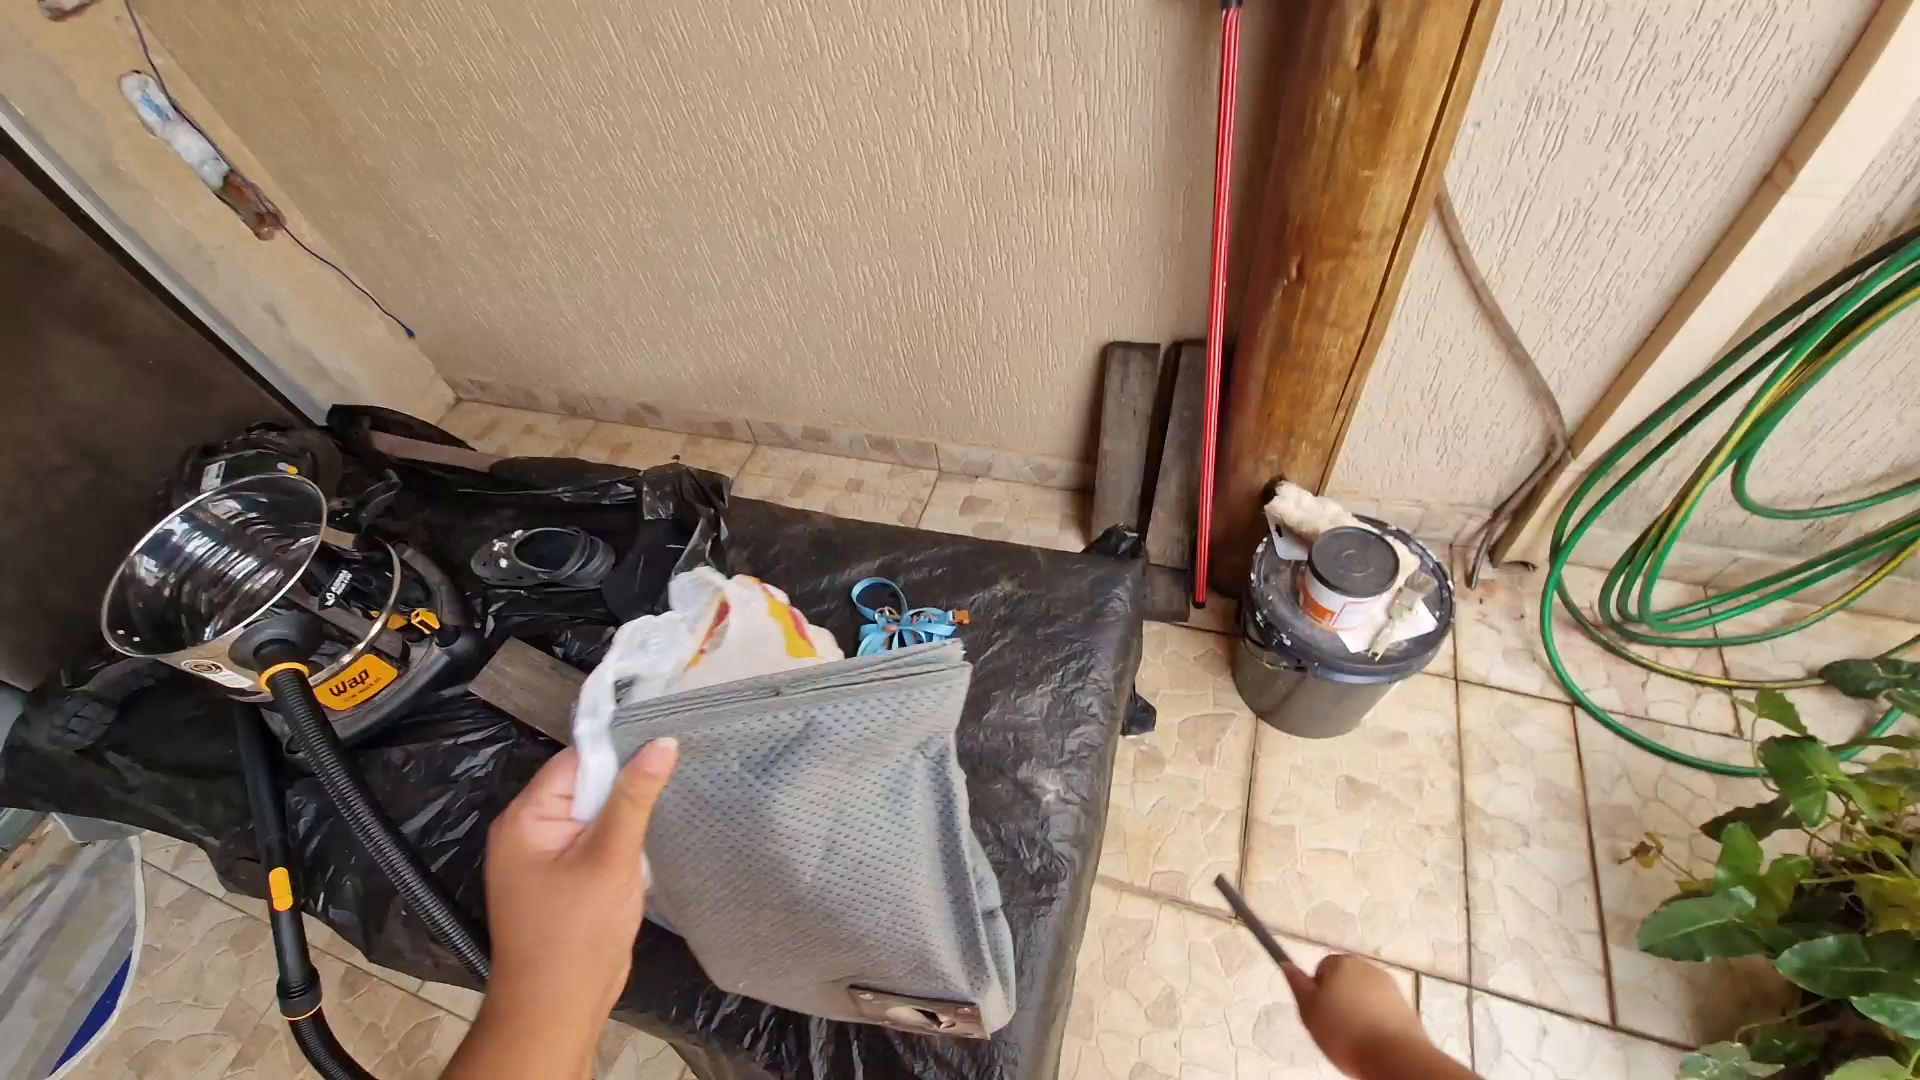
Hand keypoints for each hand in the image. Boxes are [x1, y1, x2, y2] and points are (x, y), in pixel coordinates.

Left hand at [482, 740, 678, 1022]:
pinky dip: (622, 836)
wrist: (558, 1009)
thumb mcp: (612, 856)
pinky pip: (596, 835)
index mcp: (526, 817)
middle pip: (587, 781)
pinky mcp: (564, 874)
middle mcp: (529, 829)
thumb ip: (636, 796)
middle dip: (626, 785)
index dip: (619, 751)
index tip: (664, 747)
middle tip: (669, 783)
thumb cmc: (578, 932)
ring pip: (596, 809)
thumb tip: (664, 742)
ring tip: (663, 811)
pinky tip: (645, 844)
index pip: (577, 759)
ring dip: (627, 813)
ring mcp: (545, 854)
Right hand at [1283, 954, 1430, 1078]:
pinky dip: (1377, 1021)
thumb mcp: (1308, 1009)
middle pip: (1345, 980)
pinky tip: (1373, 1041)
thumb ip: (1296, 983)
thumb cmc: (1344, 1031)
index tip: (1320, 1013)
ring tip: (1355, 1036)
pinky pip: (1383, 1011)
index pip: (1322, 969)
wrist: (1395, 1058)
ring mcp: (1390, 987)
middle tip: (1334, 1026)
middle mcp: (1367, 967)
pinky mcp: (1407, 1009)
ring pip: (1364, 996)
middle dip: (1339, 999)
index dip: (1318, 991)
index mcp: (1341, 962)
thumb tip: (1287, 964)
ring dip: (1359, 1010)